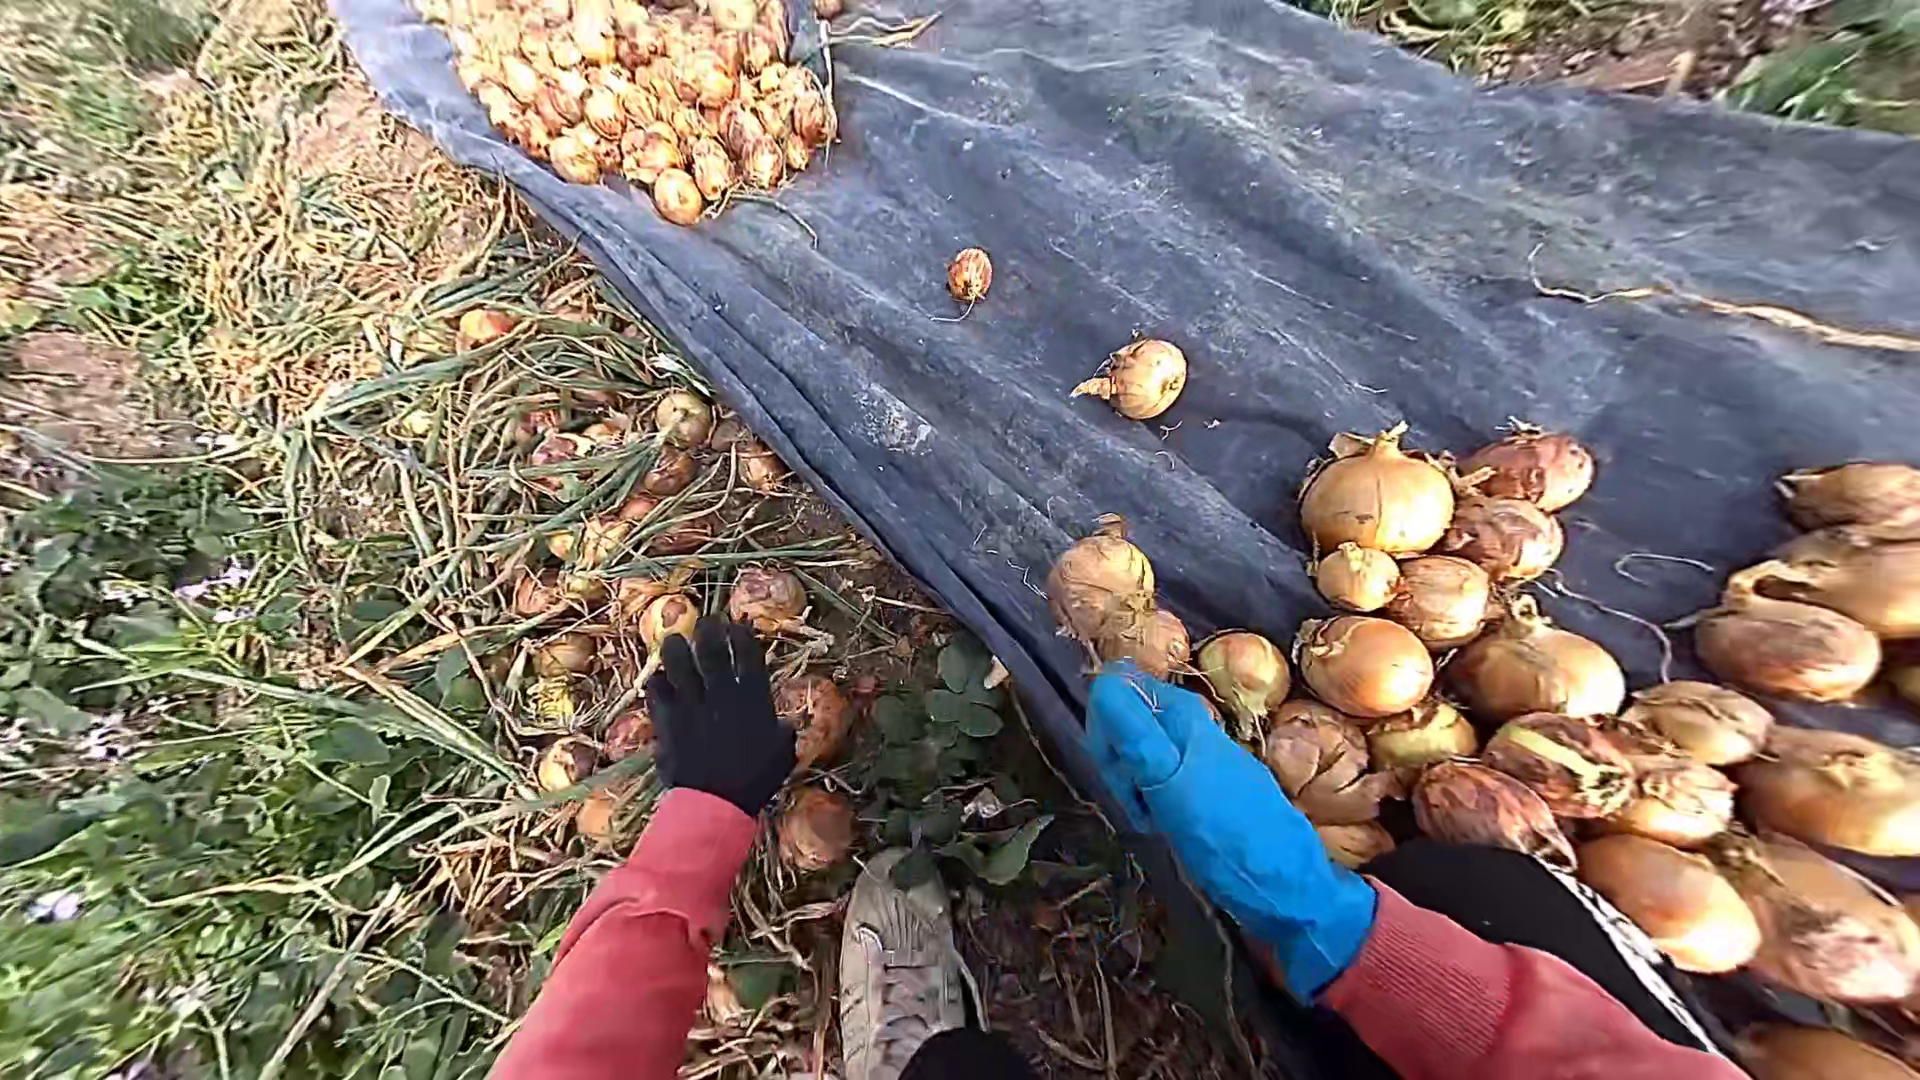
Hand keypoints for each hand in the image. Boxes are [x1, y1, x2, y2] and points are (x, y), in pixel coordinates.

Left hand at [645, 615, 795, 816]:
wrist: (715, 802)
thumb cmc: (755, 778)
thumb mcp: (782, 752)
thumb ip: (783, 732)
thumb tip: (785, 725)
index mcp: (752, 696)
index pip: (748, 653)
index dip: (743, 635)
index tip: (738, 625)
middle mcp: (721, 692)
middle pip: (712, 650)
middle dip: (710, 630)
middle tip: (707, 621)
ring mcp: (691, 704)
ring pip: (680, 664)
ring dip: (677, 649)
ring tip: (676, 640)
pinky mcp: (667, 721)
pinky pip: (658, 692)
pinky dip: (658, 681)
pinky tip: (658, 678)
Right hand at [1086, 661, 1377, 998]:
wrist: (1285, 886)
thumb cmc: (1225, 834)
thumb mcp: (1169, 783)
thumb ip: (1134, 733)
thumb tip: (1101, 683)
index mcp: (1177, 709)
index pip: (1112, 691)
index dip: (1104, 731)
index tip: (1119, 772)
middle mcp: (1184, 718)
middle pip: (1118, 719)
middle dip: (1115, 761)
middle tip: (1135, 802)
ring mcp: (1190, 746)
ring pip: (1130, 749)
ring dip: (1127, 784)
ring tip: (1150, 817)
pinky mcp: (1194, 773)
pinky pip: (1148, 771)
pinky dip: (1143, 795)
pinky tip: (1159, 820)